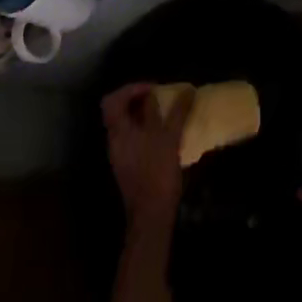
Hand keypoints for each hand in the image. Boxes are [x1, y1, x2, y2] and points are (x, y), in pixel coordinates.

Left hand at [102, 83, 190, 227]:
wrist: (150, 213)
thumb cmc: (158, 172)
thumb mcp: (170, 138)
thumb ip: (177, 112)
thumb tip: (187, 90)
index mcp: (119, 131)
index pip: (114, 100)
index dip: (133, 89)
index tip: (155, 88)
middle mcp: (115, 140)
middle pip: (116, 110)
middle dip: (136, 99)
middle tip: (159, 96)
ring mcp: (119, 152)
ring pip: (124, 123)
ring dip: (141, 112)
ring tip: (164, 111)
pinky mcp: (127, 163)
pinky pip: (131, 135)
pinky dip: (143, 127)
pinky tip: (163, 132)